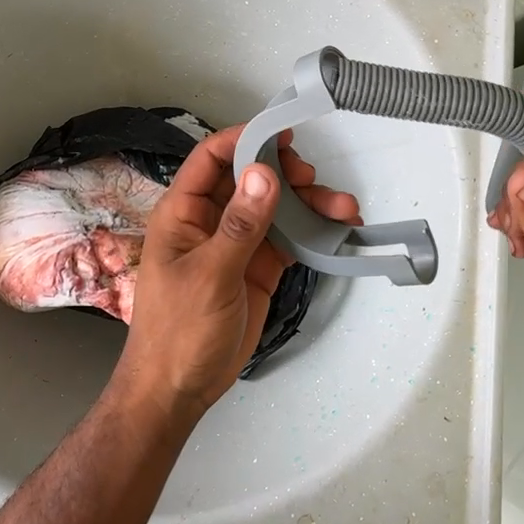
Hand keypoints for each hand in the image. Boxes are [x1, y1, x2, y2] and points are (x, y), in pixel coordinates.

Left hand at [116, 126, 359, 419]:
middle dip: (284, 171)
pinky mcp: (259, 266)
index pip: (212, 159)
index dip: (244, 139)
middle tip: (311, 178)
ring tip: (344, 206)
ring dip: (309, 202)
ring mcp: (238, 242)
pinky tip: (339, 226)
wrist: (179, 389)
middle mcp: (211, 219)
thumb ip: (241, 225)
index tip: (283, 134)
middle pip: (251, 178)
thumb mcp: (210, 275)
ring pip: (276, 206)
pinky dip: (314, 230)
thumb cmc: (180, 330)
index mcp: (184, 212)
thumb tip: (264, 173)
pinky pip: (289, 236)